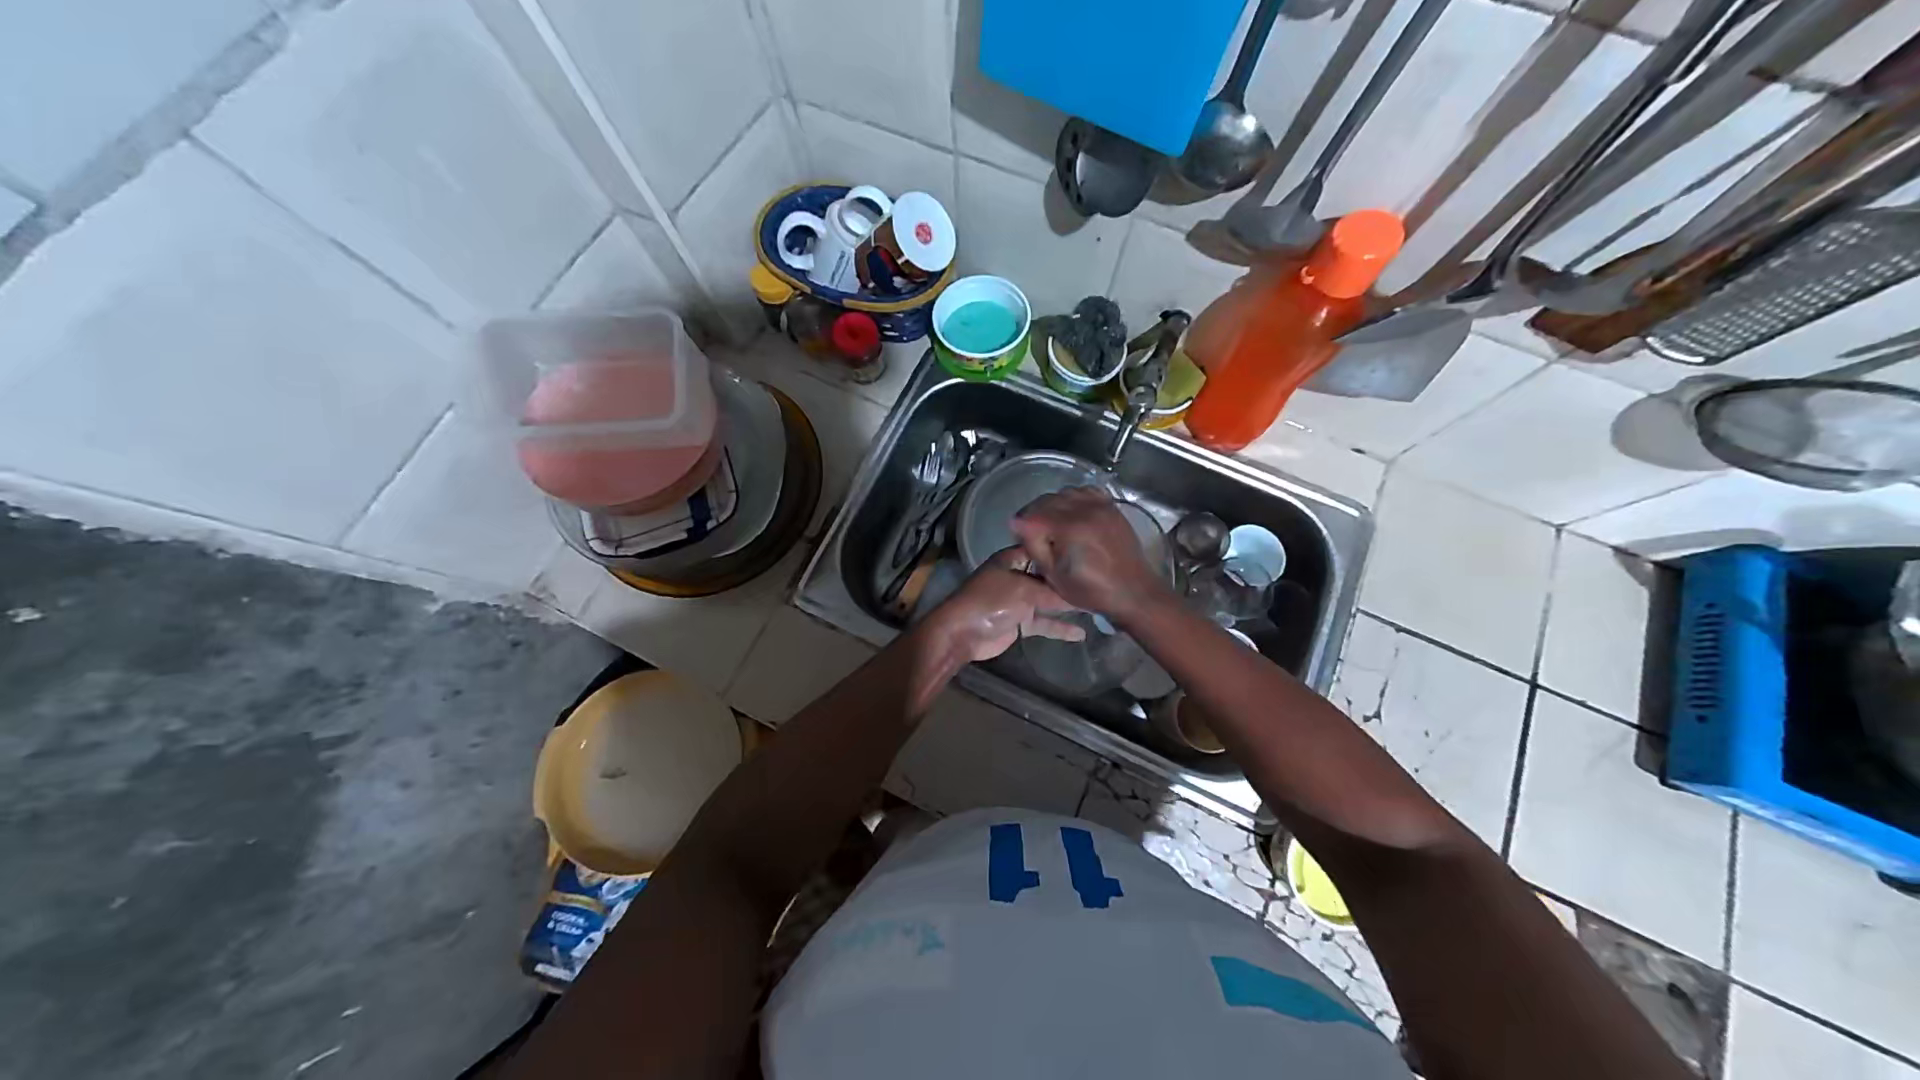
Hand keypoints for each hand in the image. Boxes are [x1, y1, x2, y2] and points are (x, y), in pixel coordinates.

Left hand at [917, 548, 1085, 663]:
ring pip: (1048, 601)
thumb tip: (1080, 596)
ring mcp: (1017, 599)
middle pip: (1047, 576)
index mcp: (1011, 559)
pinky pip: (1043, 622)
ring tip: (1096, 606)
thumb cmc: (991, 601)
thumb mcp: (1024, 590)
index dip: (1062, 552)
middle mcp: (1016, 575)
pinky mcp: (1019, 621)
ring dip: (1067, 605)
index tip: (1089, 554)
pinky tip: (1080, 633)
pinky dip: (1058, 627)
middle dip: (1069, 581)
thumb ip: (1052, 592)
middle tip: (1099, 583)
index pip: (1042, 550)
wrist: (963, 633)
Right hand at [1009, 487, 1169, 620]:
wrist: (1133, 591)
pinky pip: (1085, 492)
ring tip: (1052, 524)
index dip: (1020, 526)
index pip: (1031, 515)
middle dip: (1033, 514)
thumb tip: (1019, 524)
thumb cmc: (1091, 591)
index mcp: (1068, 528)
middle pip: (1045, 501)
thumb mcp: (1054, 576)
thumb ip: (1034, 546)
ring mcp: (1099, 506)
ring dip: (1052, 505)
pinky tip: (1072, 514)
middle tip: (1032, 532)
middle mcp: (1083, 510)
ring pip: (1064, 493)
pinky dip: (1074, 499)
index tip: (1018, 537)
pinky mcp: (1110, 507)